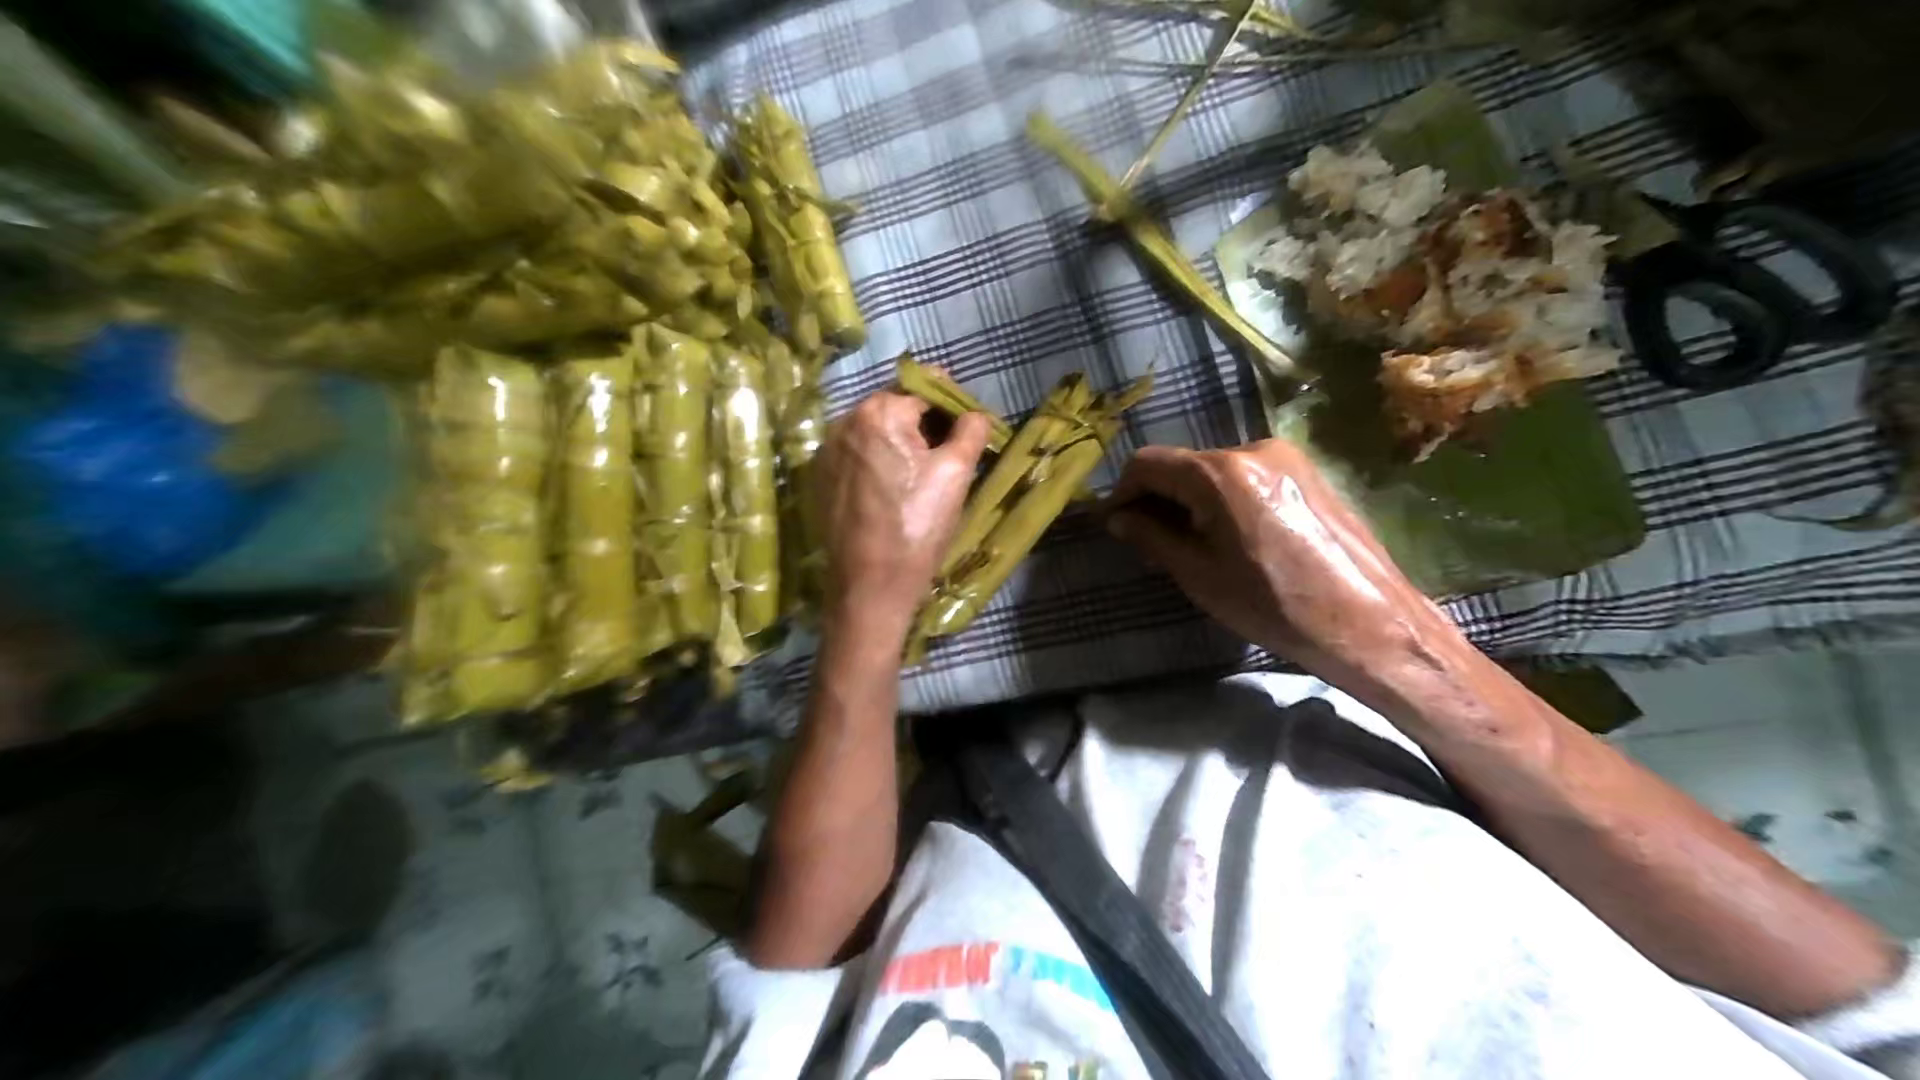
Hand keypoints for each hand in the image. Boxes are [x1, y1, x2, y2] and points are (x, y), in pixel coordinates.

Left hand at [816, 391, 990, 638]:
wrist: (869, 587)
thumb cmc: (917, 528)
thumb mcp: (955, 475)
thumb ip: (970, 430)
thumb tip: (974, 413)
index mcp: (878, 413)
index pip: (925, 389)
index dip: (952, 403)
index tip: (969, 428)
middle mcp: (843, 421)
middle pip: (897, 407)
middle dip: (926, 424)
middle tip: (950, 456)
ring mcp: (826, 451)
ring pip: (876, 432)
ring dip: (902, 443)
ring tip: (923, 477)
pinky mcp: (820, 478)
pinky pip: (857, 455)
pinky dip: (879, 461)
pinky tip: (893, 491)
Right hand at [1104, 440, 1455, 688]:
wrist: (1370, 624)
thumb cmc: (1275, 606)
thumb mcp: (1199, 576)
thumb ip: (1151, 537)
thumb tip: (1118, 518)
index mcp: (1221, 474)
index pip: (1148, 463)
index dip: (1122, 491)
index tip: (1114, 523)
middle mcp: (1253, 449)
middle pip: (1182, 464)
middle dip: (1157, 497)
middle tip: (1147, 539)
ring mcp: (1286, 458)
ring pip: (1213, 470)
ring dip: (1190, 499)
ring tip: (1190, 542)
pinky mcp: (1307, 472)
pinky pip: (1245, 476)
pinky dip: (1222, 498)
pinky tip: (1228, 535)